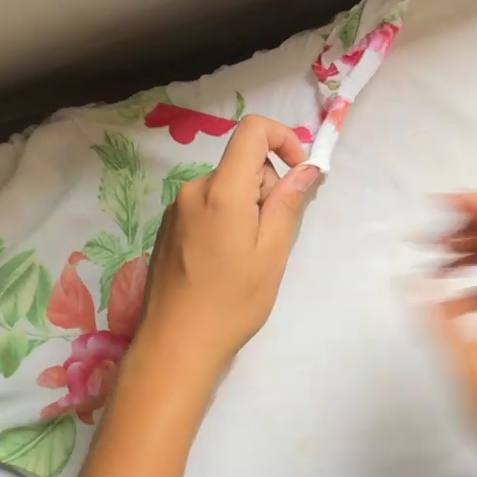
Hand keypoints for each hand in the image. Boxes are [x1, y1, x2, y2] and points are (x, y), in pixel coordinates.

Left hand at [136, 115, 320, 372]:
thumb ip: (288, 202)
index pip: (252, 131)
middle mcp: (195, 188)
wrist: (176, 346)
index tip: (298, 171)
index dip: (282, 138)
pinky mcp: (169, 225)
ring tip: (248, 255)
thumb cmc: (232, 302)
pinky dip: (226, 217)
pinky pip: (208, 204)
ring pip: (226, 185)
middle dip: (266, 187)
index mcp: (222, 190)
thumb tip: (306, 167)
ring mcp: (177, 207)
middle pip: (242, 163)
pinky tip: (225, 260)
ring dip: (247, 205)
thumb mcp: (272, 252)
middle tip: (272, 236)